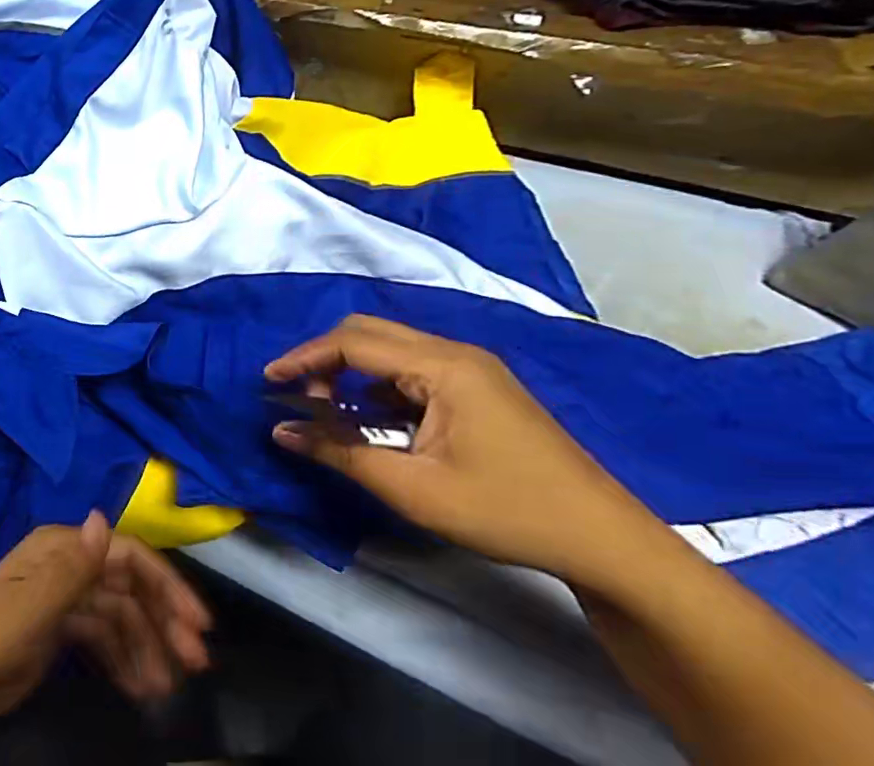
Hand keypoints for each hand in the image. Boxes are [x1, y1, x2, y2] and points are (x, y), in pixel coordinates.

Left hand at [0, 512, 210, 764]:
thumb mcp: (32, 605)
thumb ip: (72, 566)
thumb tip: (102, 515)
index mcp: (58, 548)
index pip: (124, 555)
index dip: (165, 584)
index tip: (198, 624)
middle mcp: (65, 566)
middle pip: (128, 585)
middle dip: (163, 619)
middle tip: (196, 661)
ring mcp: (64, 598)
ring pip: (120, 615)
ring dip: (147, 646)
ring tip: (166, 687)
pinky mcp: (61, 629)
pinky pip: (104, 638)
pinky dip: (124, 660)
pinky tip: (141, 688)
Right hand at [265, 315, 667, 587]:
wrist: (605, 541)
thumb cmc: (506, 511)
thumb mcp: (412, 488)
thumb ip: (340, 452)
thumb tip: (280, 430)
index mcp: (443, 367)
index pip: (353, 343)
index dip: (304, 358)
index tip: (268, 380)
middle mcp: (456, 354)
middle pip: (369, 333)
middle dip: (324, 358)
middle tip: (297, 395)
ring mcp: (472, 369)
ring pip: (390, 349)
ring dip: (351, 371)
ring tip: (328, 410)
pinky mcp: (478, 388)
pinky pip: (411, 370)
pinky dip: (377, 386)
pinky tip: (371, 419)